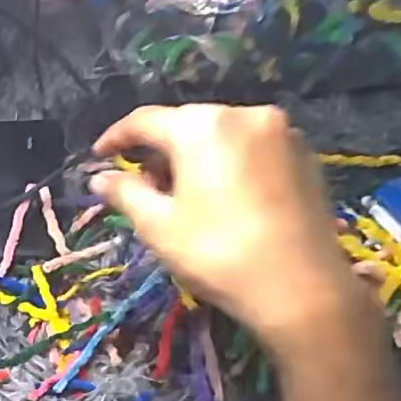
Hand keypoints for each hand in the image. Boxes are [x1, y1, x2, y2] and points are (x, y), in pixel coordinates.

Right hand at [89, 104, 373, 356]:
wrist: (297, 286)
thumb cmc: (215, 252)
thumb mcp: (157, 226)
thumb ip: (125, 193)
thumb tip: (99, 178)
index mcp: (202, 127)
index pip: (145, 120)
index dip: (115, 137)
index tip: (97, 157)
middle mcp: (245, 114)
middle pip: (186, 125)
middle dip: (157, 152)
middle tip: (139, 186)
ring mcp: (282, 132)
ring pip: (220, 136)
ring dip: (191, 159)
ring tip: (178, 196)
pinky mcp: (304, 156)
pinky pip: (250, 150)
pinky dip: (225, 165)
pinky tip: (219, 199)